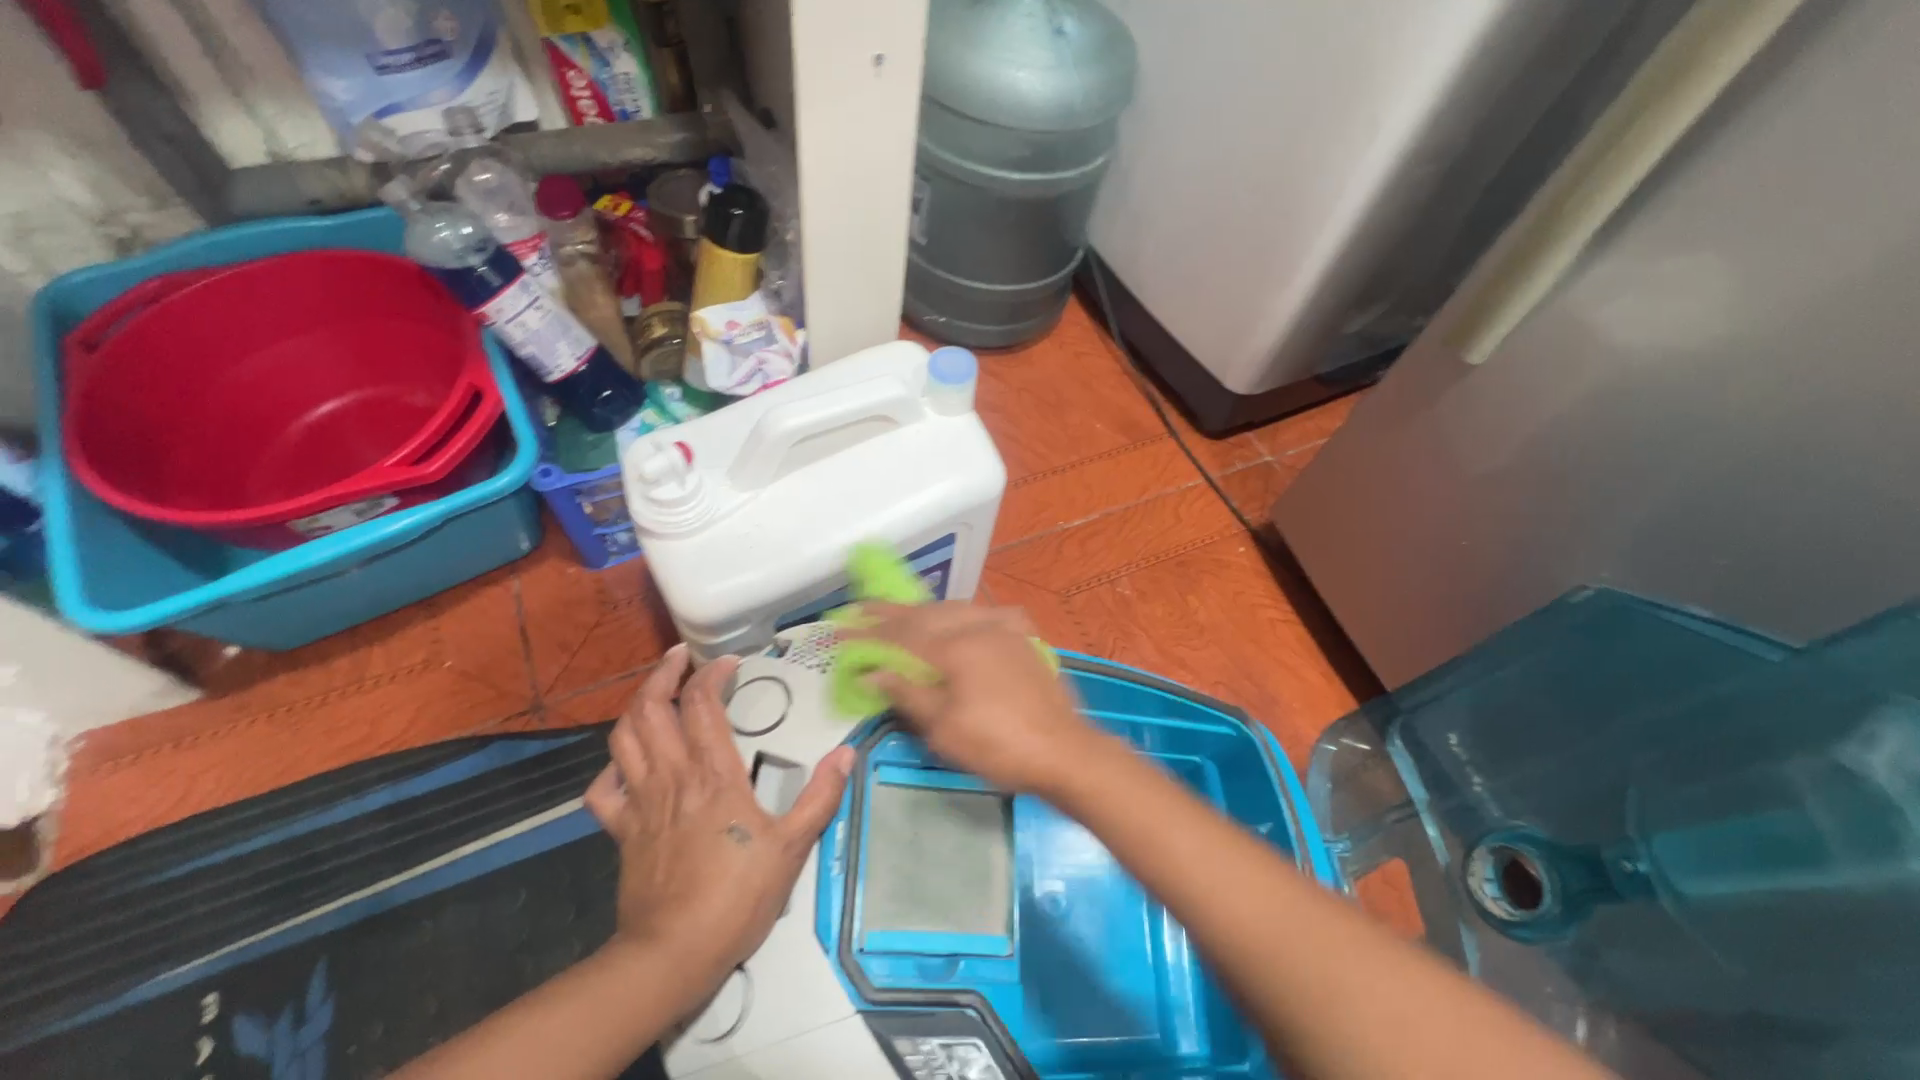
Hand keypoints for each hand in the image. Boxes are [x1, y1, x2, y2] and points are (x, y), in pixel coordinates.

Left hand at [583, 644, 852, 1002]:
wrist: (674, 950)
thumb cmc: (737, 897)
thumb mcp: (792, 847)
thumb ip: (820, 797)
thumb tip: (846, 753)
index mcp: (714, 775)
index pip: (703, 705)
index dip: (713, 675)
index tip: (730, 663)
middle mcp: (671, 776)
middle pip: (651, 708)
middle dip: (663, 673)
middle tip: (681, 658)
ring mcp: (639, 803)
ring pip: (623, 737)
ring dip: (635, 706)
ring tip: (654, 693)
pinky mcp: (621, 831)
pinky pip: (603, 790)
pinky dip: (610, 769)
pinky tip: (625, 766)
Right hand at [848, 603, 1106, 795]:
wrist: (1065, 752)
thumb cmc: (999, 746)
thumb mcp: (945, 728)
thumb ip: (908, 694)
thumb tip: (873, 672)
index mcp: (956, 648)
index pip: (901, 636)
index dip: (868, 635)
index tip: (839, 631)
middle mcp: (979, 628)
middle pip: (927, 615)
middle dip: (891, 614)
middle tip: (860, 610)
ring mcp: (1006, 631)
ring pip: (957, 610)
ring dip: (925, 610)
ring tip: (901, 612)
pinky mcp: (1024, 641)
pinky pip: (987, 615)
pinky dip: (964, 614)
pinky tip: (962, 617)